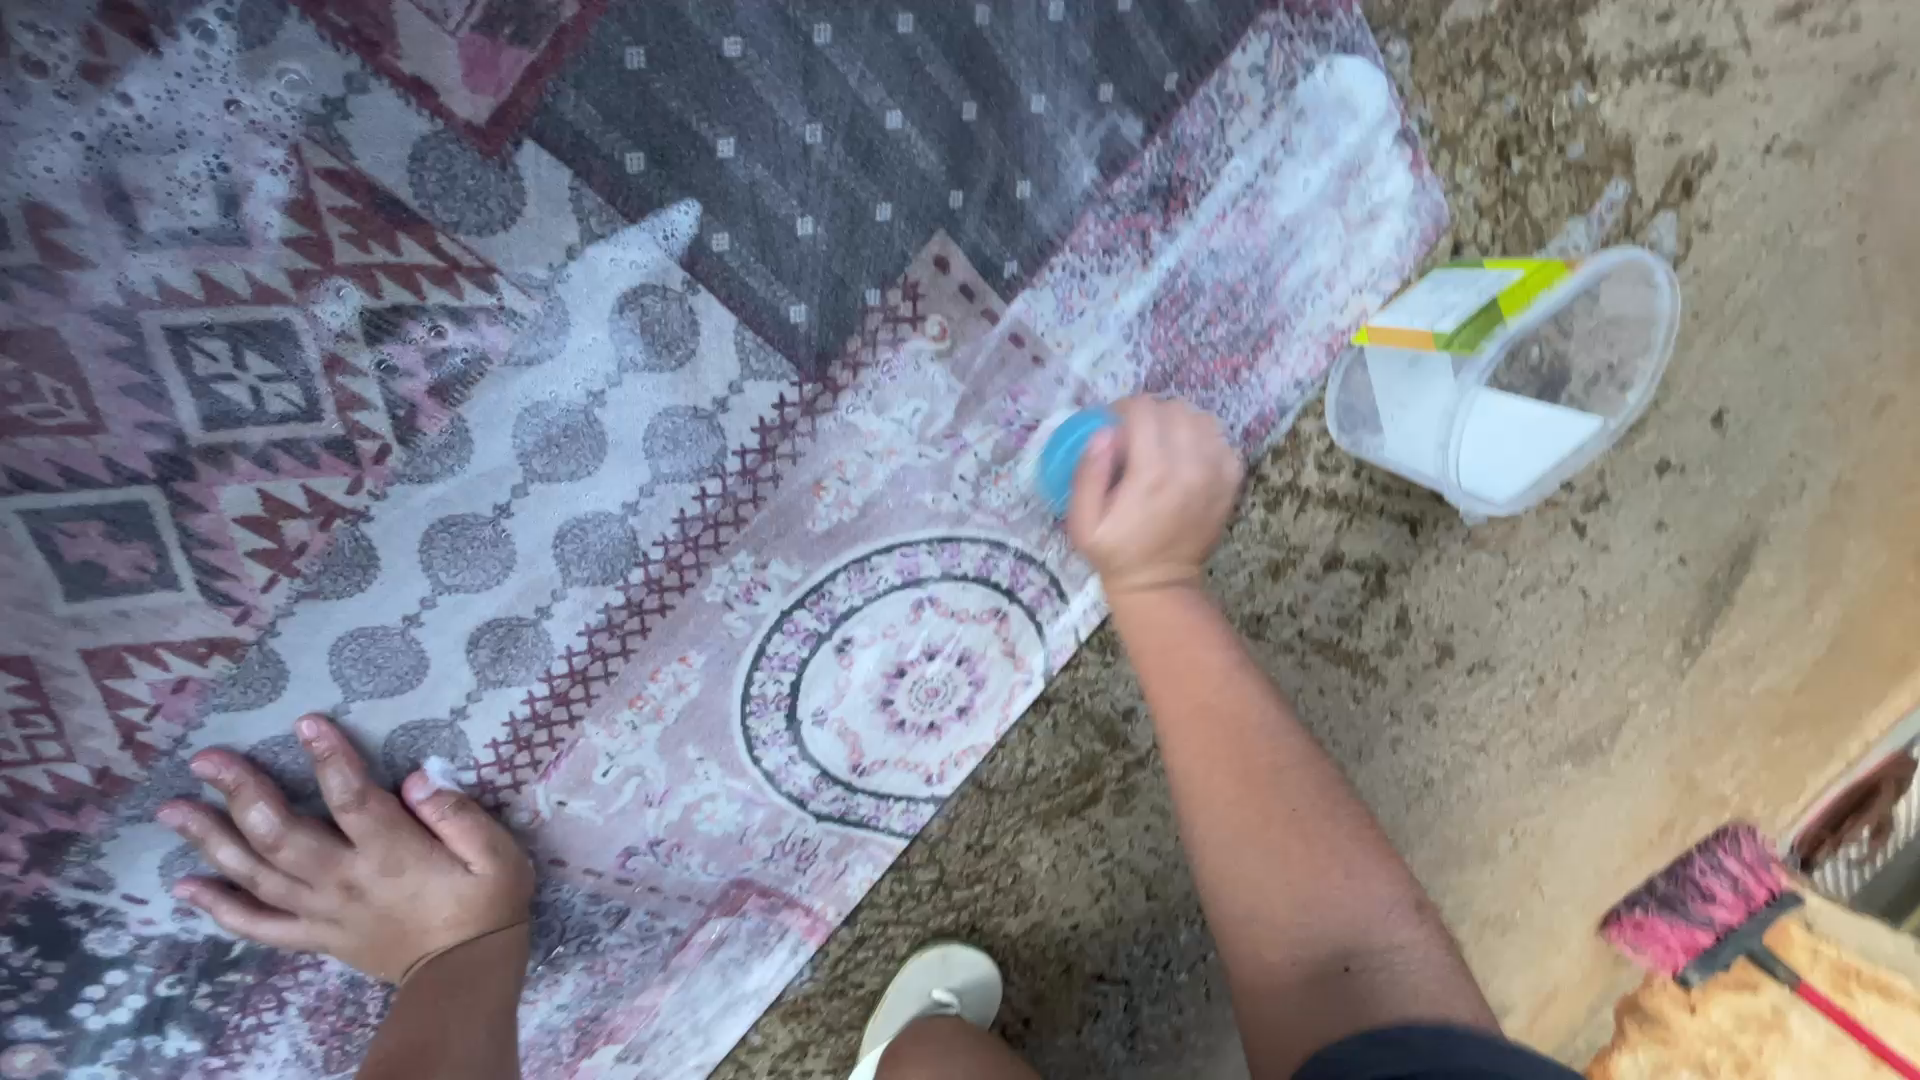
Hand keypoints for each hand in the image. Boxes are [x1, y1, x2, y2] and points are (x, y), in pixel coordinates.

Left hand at [157, 714, 534, 982]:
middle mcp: (345, 879)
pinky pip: (255, 924)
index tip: (306, 724)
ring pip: (255, 873)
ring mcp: (322, 911)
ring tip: (174, 810)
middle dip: (242, 792)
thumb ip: (458, 814)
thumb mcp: (495, 851)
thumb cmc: (488, 899)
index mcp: (392, 853)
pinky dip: (217, 907)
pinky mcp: (315, 936)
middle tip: (207, 760)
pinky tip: (187, 887)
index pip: (352, 797)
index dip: (329, 758)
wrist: (466, 970)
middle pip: (282, 833)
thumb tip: (417, 777)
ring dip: (211, 840)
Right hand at [1066, 396, 1242, 599]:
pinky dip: (1202, 440)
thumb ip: (1087, 474)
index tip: (1113, 427)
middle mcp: (1190, 466)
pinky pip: (1221, 440)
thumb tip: (1103, 433)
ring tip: (1161, 444)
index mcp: (1152, 473)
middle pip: (1174, 408)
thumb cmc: (1115, 552)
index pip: (1143, 409)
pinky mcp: (1231, 481)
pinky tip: (1186, 457)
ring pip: (1201, 418)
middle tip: (1135, 436)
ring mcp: (1216, 473)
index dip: (1123, 410)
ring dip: (1178, 423)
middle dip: (1150, 414)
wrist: (1160, 583)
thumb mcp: (1082, 523)